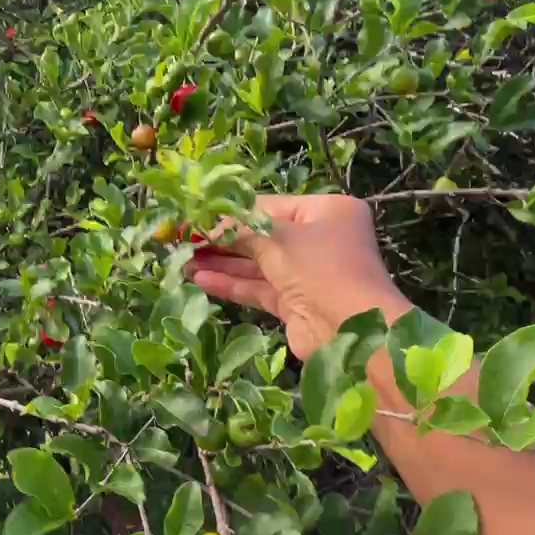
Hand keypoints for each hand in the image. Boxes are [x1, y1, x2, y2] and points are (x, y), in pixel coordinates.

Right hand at [188, 193, 411, 357]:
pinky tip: (200, 280)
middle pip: (261, 236)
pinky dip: (231, 283)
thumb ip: (240, 230)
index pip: (269, 207)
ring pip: (256, 264)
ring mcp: (307, 273)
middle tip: (186, 241)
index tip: (197, 219)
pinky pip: (257, 287)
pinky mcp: (295, 301)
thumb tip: (207, 228)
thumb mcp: (277, 239)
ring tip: (184, 263)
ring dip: (221, 263)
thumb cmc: (319, 267)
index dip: (231, 214)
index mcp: (325, 212)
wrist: (350, 328)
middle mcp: (318, 239)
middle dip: (223, 240)